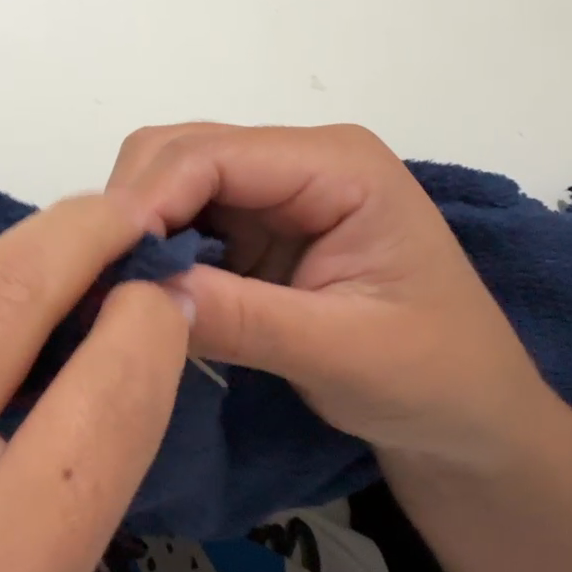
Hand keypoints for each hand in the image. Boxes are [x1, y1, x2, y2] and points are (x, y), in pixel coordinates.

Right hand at [107, 123, 564, 468]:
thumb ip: (241, 319)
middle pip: (175, 151)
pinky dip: (148, 248)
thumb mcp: (345, 354)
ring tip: (116, 289)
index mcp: (336, 164)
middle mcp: (294, 158)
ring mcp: (269, 188)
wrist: (470, 421)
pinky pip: (175, 216)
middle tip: (101, 281)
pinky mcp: (248, 223)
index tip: (101, 264)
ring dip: (134, 229)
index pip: (211, 154)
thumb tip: (134, 290)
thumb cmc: (435, 382)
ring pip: (164, 178)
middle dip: (131, 209)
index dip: (148, 200)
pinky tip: (141, 289)